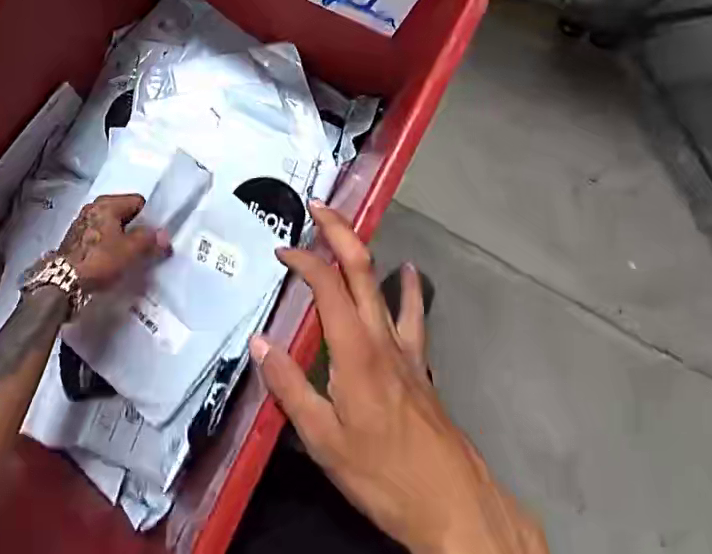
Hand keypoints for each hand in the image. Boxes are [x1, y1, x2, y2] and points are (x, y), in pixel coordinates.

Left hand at [55, 193, 169, 291]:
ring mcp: (82, 222)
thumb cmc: (100, 260)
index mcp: (107, 203)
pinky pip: (100, 236)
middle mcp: (93, 207)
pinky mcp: (75, 239)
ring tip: (129, 257)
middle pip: (124, 214)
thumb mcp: (131, 250)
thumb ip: (150, 239)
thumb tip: (164, 235)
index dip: (150, 218)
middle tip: (144, 248)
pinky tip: (112, 261)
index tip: (154, 237)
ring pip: (112, 226)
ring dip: (122, 239)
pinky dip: (108, 245)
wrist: (63, 283)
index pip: (138, 202)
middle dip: (136, 229)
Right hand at [251, 203, 549, 553]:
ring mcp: (404, 347)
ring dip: (363, 250)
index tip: (281, 252)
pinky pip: (413, 314)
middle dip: (337, 231)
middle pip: (359, 268)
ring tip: (346, 227)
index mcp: (354, 350)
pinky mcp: (418, 363)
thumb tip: (259, 343)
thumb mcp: (323, 440)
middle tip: (317, 206)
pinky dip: (410, 288)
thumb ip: (289, 387)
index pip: (326, 285)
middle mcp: (380, 337)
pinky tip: (410, 270)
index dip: (304, 261)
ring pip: (383, 283)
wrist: (452, 504)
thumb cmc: (382, 474)